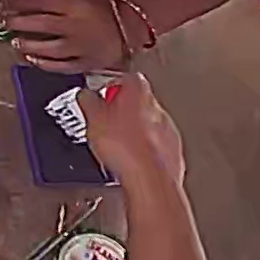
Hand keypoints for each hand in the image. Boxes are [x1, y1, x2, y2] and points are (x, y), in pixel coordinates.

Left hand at [4, 0, 126, 72]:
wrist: (138, 26)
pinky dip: (44, 63)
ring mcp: (81, 47)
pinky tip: (31, 59)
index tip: (6, 0)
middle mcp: (76, 25)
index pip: (41, 0)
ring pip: (48, 48)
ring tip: (14, 41)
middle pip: (40, 23)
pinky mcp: (86, 63)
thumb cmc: (109, 6)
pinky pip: (61, 66)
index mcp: (77, 4)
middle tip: (5, 20)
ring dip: (28, 45)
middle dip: (18, 21)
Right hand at [76, 73, 184, 190]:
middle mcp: (158, 108)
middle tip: (105, 120)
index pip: (126, 78)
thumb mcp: (92, 119)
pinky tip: (129, 159)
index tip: (101, 95)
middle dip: (121, 110)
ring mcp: (168, 131)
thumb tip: (86, 95)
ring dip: (133, 131)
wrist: (149, 181)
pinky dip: (143, 150)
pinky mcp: (173, 154)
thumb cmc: (125, 148)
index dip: (111, 85)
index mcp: (139, 92)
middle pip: (138, 101)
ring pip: (148, 124)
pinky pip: (155, 146)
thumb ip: (88, 101)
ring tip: (115, 144)